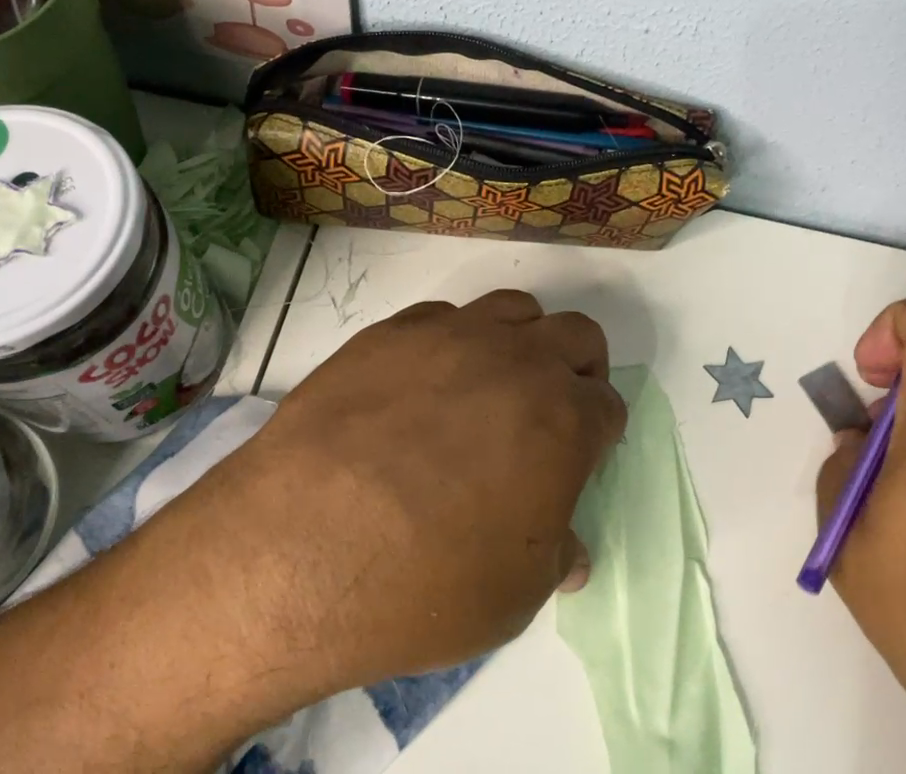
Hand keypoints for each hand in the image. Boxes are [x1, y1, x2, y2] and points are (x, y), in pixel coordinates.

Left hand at [217, 290, 625, 692]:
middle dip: (577, 371)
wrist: (297, 550)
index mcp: (565, 420)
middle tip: (550, 417)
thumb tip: (568, 552)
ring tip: (492, 389)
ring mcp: (448, 337)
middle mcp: (516, 361)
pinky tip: (422, 387)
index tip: (577, 462)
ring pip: (513, 309)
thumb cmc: (422, 584)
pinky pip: (440, 316)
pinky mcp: (386, 333)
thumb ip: (551, 559)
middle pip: (576, 337)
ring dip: (520, 341)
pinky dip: (451, 341)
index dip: (598, 436)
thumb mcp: (511, 597)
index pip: (608, 406)